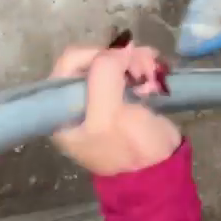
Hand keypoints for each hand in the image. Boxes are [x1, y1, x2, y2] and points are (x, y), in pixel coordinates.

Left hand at [49, 44, 181, 176]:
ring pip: (116, 61)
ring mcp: (102, 97)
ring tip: (152, 77)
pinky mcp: (124, 96)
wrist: (158, 171)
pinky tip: (155, 80)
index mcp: (62, 108)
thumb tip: (119, 49)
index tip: (122, 62)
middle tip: (145, 69)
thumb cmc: (128, 149)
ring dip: (138, 62)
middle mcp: (78, 100)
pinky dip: (145, 68)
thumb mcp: (109, 116)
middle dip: (122, 59)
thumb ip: (104, 77)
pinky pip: (131, 69)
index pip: (71, 63)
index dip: (97, 55)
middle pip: (96, 59)